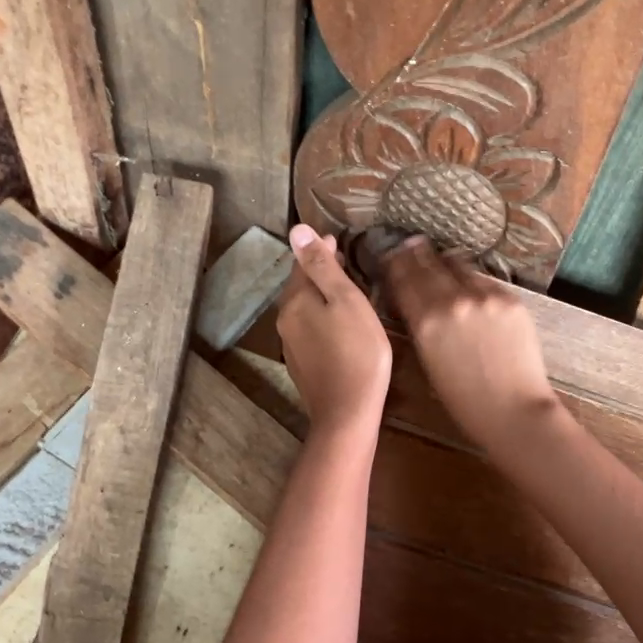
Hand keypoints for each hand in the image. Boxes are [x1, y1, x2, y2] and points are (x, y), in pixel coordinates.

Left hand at [276, 224, 391, 435]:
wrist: (348, 412)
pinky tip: (342, 327)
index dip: (322, 251)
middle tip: (347, 265)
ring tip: (347, 294)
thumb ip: (322, 266)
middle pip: (301, 288)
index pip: (303, 264)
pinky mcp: (303, 366)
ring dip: (322, 298)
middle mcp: (285, 321)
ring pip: (306, 311)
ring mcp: (292, 346)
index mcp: (294, 301)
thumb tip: (297, 231)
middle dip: (320, 274)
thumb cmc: (357, 351)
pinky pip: (311, 332)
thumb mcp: (346, 301)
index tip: (341, 243)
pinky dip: (324, 321)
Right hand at [380, 236, 560, 452]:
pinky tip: (468, 279)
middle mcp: (452, 301)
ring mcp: (484, 296)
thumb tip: (415, 303)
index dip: (395, 264)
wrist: (513, 409)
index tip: (391, 255)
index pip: (403, 280)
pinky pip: (484, 279)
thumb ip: (420, 326)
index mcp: (425, 322)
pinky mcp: (510, 298)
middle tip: (411, 244)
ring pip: (458, 265)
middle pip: (428, 265)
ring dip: (444, 261)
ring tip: (437, 256)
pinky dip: (471, 277)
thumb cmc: (463, 400)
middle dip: (416, 254)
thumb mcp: (428, 361)